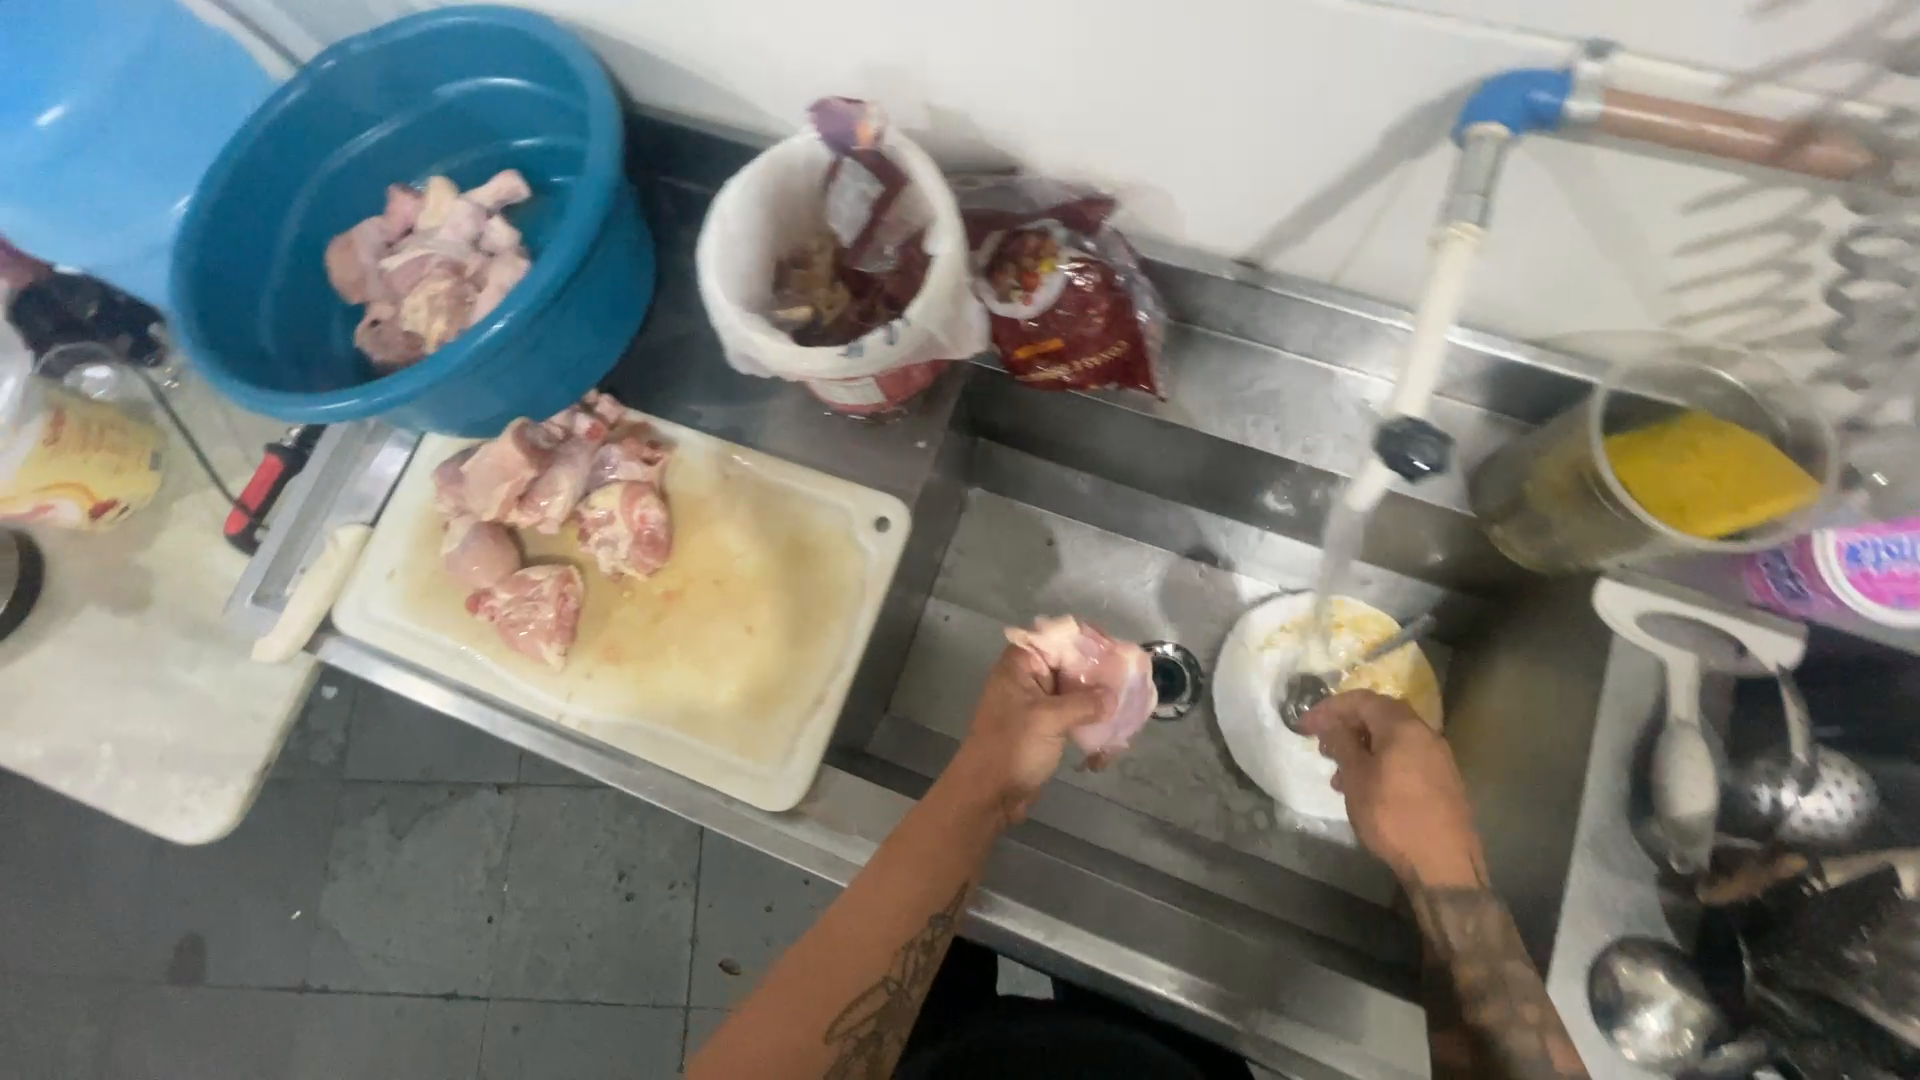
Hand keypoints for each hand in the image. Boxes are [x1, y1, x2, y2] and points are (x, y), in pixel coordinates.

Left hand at [942, 645, 1111, 828]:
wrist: (988, 795)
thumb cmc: (1011, 748)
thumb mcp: (1048, 719)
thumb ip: (1084, 703)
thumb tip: (1114, 696)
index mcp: (1022, 663)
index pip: (1059, 637)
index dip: (1088, 640)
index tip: (1118, 650)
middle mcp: (1030, 677)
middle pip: (1072, 663)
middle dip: (1100, 673)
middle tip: (1131, 681)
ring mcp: (1038, 703)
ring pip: (1076, 690)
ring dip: (1100, 701)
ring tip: (1128, 709)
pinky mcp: (1047, 726)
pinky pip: (1075, 715)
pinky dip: (1092, 722)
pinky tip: (1111, 737)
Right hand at [1299, 690, 1485, 887]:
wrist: (1443, 865)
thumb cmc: (1392, 815)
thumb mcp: (1356, 776)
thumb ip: (1341, 742)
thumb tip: (1330, 722)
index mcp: (1403, 727)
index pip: (1361, 700)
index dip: (1329, 708)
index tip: (1305, 726)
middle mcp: (1425, 735)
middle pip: (1379, 716)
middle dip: (1346, 727)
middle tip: (1322, 746)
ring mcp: (1438, 758)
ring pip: (1391, 739)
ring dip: (1361, 748)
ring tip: (1338, 774)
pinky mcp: (1442, 781)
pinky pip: (1404, 758)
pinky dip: (1380, 762)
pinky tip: (1364, 787)